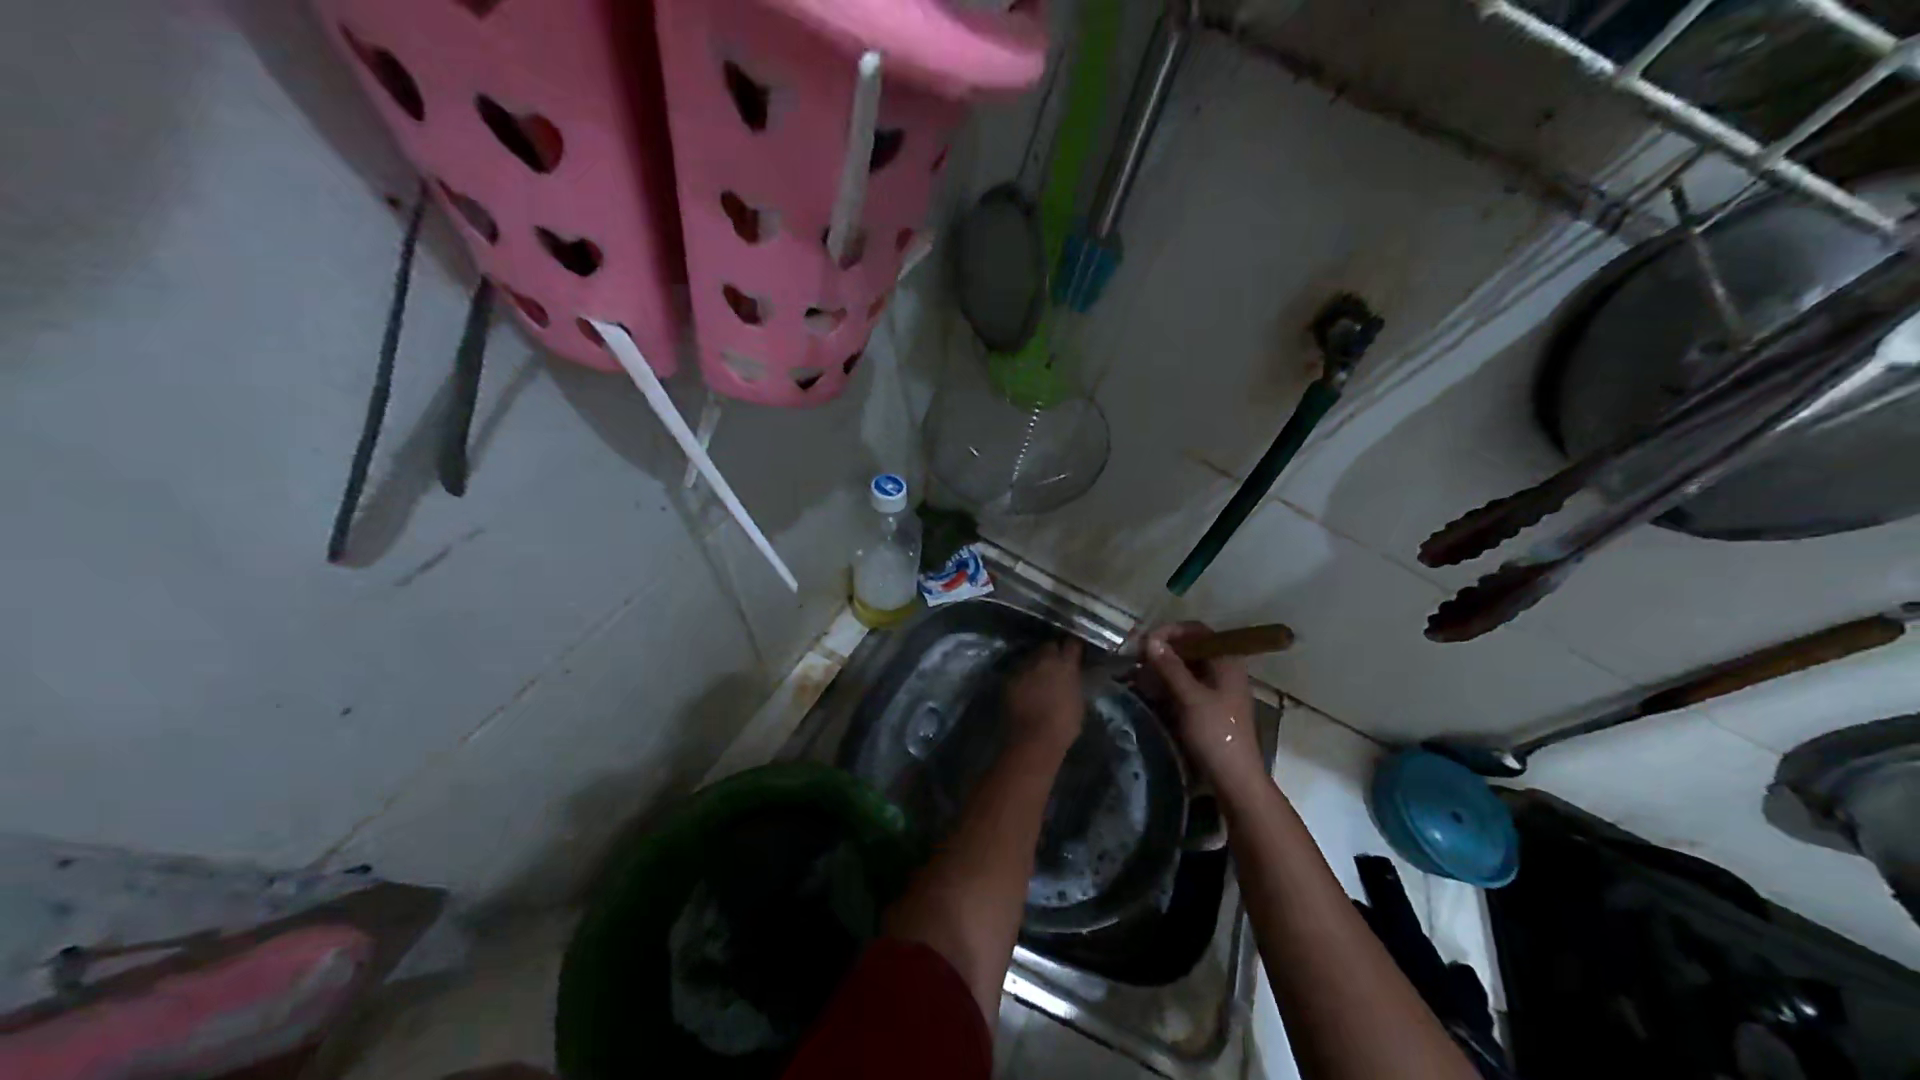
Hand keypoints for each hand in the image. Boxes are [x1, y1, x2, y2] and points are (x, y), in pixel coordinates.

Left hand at [1004, 639, 1084, 754]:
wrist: (1032, 740)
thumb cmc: (1063, 725)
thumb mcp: (1078, 700)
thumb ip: (1073, 680)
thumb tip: (1071, 674)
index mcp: (1065, 664)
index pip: (1073, 642)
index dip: (1074, 645)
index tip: (1076, 650)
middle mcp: (1043, 659)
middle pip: (1049, 645)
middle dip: (1053, 651)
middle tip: (1056, 664)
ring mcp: (1023, 666)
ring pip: (1031, 657)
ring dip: (1036, 663)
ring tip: (1039, 676)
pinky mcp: (1008, 677)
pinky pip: (1018, 671)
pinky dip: (1023, 676)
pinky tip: (1025, 687)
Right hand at [1144, 623, 1266, 791]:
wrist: (1234, 779)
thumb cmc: (1217, 735)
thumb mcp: (1190, 698)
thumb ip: (1171, 667)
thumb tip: (1151, 640)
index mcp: (1227, 662)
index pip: (1198, 631)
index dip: (1171, 632)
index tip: (1146, 642)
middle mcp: (1223, 670)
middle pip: (1190, 648)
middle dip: (1162, 650)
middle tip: (1137, 658)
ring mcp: (1216, 689)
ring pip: (1185, 667)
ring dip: (1161, 668)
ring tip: (1137, 675)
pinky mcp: (1207, 706)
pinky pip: (1184, 685)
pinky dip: (1166, 684)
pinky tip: (1147, 691)